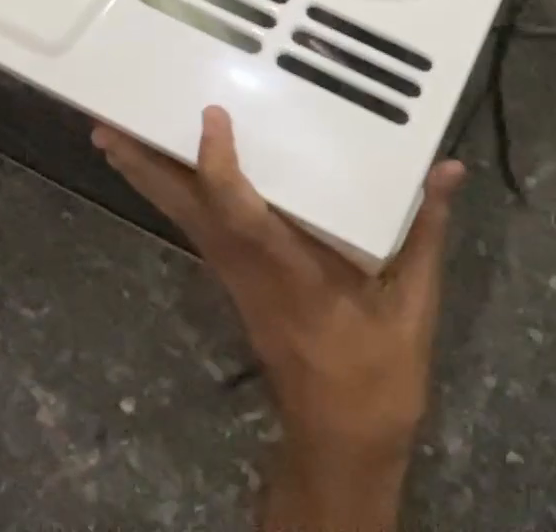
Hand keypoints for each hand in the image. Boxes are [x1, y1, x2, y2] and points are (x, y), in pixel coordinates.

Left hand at [90, 108, 465, 526]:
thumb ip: (426, 230)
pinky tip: (168, 175)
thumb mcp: (415, 304)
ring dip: (149, 180)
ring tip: (115, 138)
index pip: (244, 217)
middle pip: (188, 215)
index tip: (211, 118)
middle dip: (147, 169)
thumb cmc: (378, 371)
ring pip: (184, 222)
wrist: (341, 437)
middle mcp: (252, 272)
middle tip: (108, 124)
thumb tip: (447, 167)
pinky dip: (176, 198)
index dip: (221, 169)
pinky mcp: (238, 286)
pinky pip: (198, 232)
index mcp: (295, 274)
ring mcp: (238, 281)